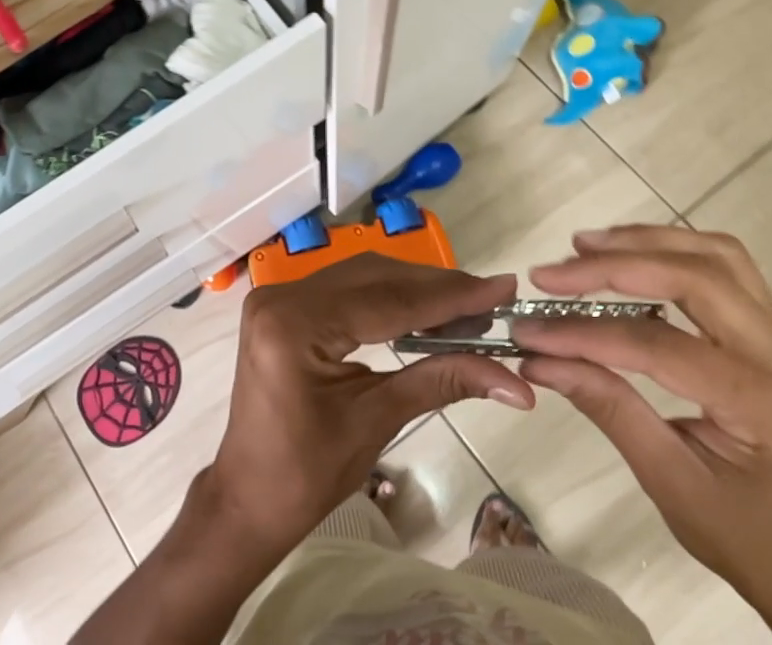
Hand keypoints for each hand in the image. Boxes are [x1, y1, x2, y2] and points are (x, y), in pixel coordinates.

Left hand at [209, 254, 536, 552]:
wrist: (252, 494)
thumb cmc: (308, 470)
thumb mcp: (378, 420)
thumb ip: (443, 381)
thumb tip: (519, 381)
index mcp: (295, 325)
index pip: (387, 300)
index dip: (451, 296)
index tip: (503, 288)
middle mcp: (281, 297)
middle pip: (374, 278)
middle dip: (436, 289)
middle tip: (494, 301)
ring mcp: (276, 298)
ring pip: (361, 278)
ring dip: (414, 291)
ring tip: (468, 309)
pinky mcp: (282, 308)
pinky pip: (343, 291)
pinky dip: (386, 299)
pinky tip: (424, 314)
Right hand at [515, 226, 771, 644]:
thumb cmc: (740, 534)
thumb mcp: (668, 482)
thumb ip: (609, 409)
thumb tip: (538, 360)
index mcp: (771, 408)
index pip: (665, 348)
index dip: (589, 334)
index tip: (528, 331)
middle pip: (700, 279)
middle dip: (615, 268)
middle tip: (550, 275)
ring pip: (719, 256)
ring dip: (647, 243)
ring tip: (583, 247)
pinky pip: (726, 269)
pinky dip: (671, 251)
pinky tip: (627, 256)